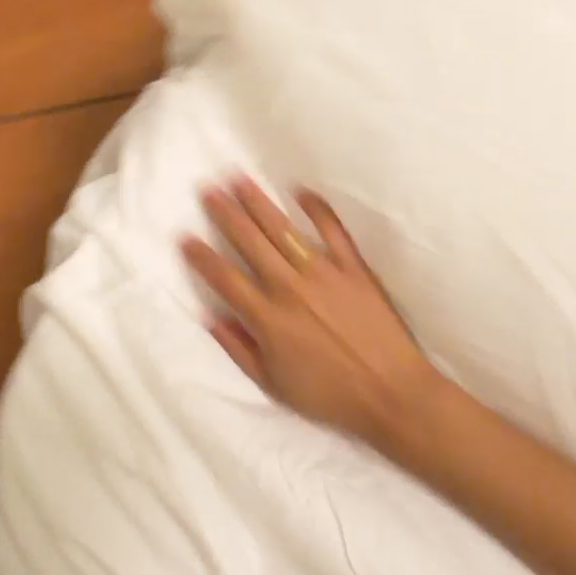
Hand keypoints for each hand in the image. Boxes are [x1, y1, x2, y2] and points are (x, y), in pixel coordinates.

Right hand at [181, 178, 445, 446]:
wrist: (390, 393)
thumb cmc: (328, 395)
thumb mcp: (274, 384)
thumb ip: (240, 350)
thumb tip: (211, 319)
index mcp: (268, 319)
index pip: (225, 278)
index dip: (202, 257)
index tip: (185, 236)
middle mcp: (290, 288)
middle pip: (249, 243)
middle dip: (226, 214)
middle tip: (208, 189)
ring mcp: (323, 274)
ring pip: (283, 230)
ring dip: (259, 203)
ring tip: (240, 179)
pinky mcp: (353, 269)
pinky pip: (333, 231)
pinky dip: (317, 209)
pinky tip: (301, 191)